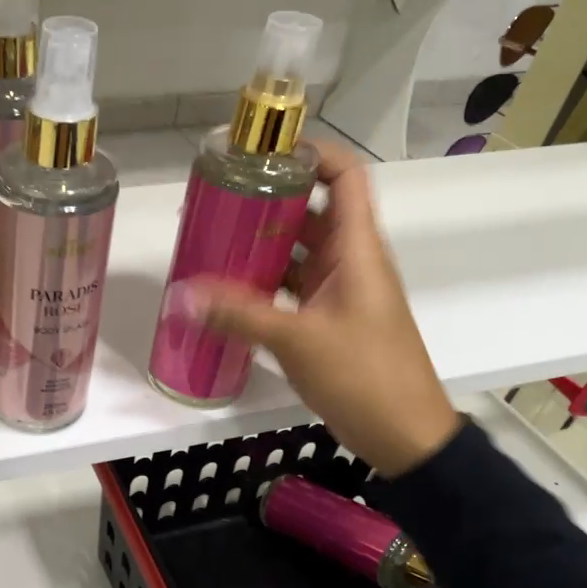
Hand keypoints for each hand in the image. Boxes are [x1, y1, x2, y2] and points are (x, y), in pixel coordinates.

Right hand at [190, 141, 458, 477]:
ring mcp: (343, 294)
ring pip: (301, 254)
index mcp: (358, 249)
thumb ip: (238, 313)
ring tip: (215, 243)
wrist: (405, 434)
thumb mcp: (296, 340)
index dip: (312, 154)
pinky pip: (296, 289)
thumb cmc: (363, 375)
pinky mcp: (332, 323)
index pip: (345, 177)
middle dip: (269, 203)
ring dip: (264, 247)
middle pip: (313, 213)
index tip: (264, 153)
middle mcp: (353, 262)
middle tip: (218, 203)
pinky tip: (230, 293)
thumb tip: (182, 294)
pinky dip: (267, 285)